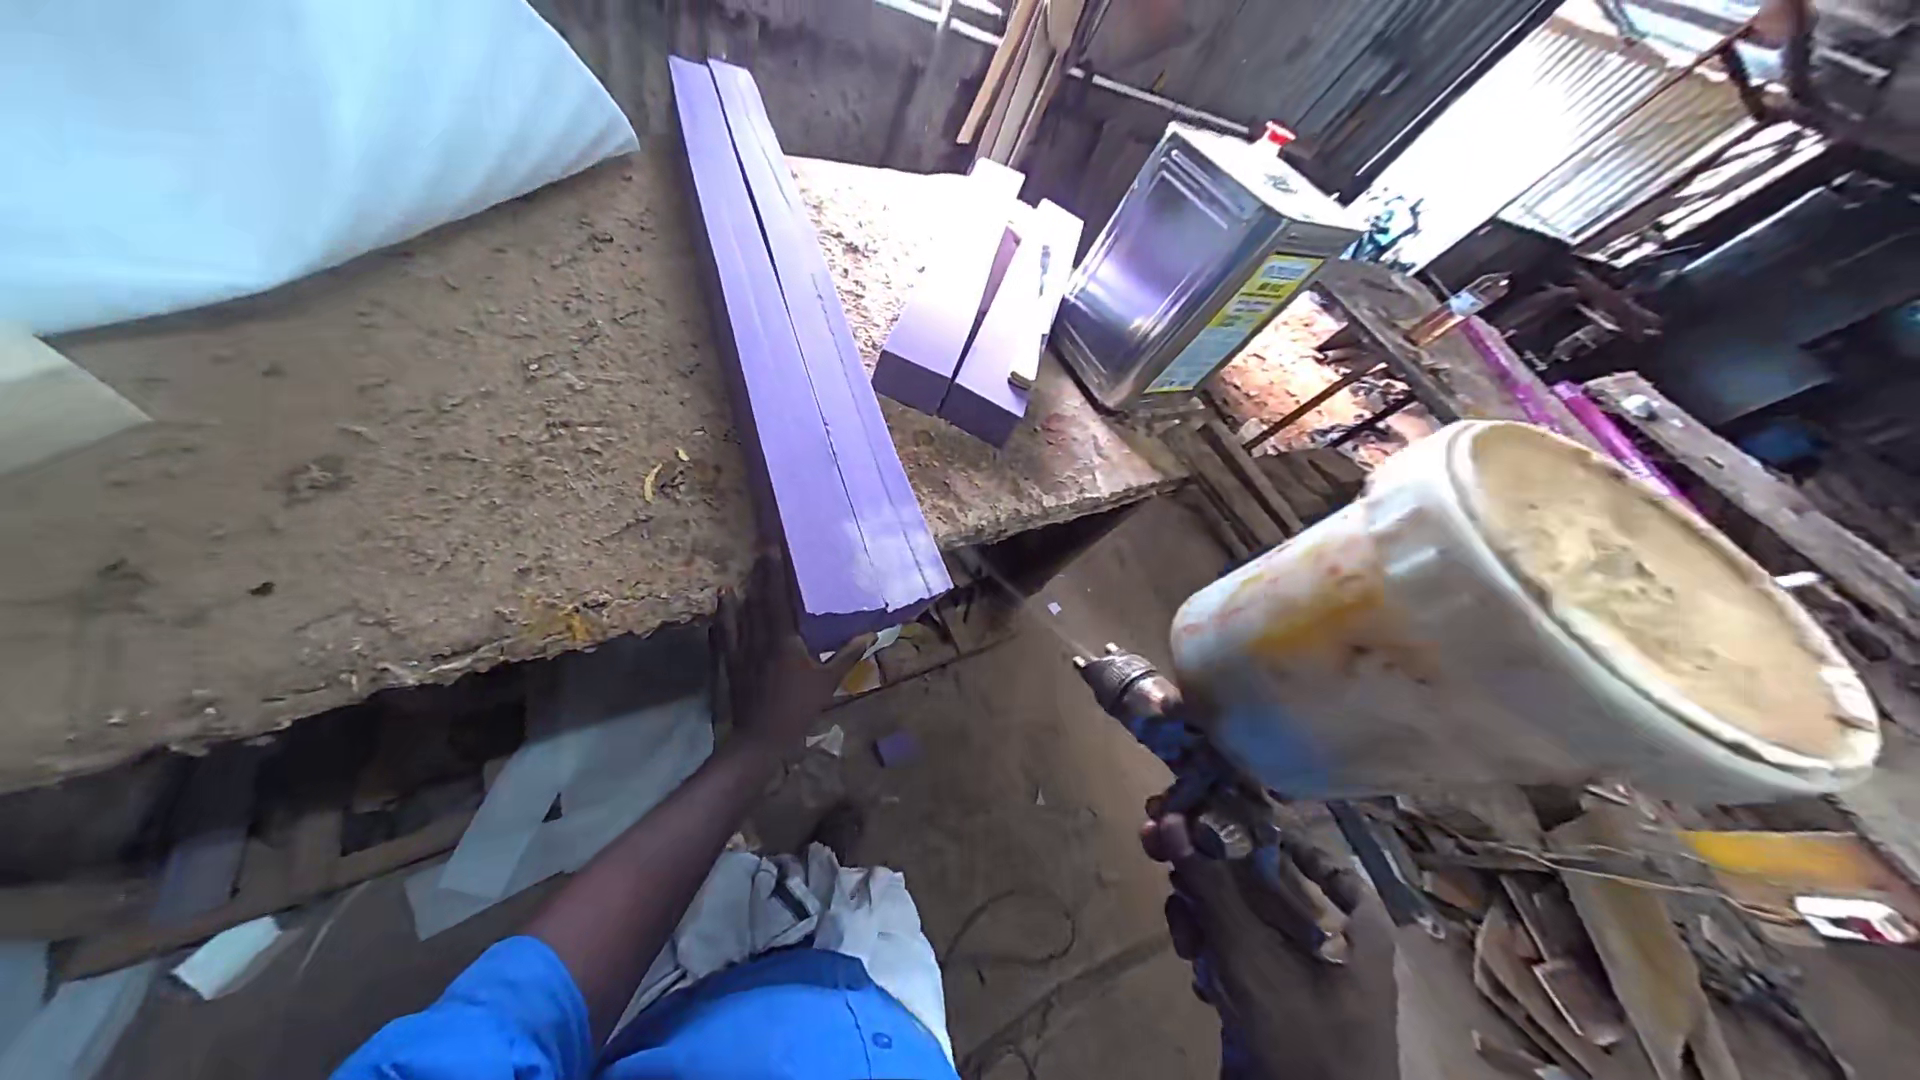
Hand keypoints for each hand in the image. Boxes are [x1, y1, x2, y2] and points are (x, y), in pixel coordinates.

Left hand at [720, 555, 872, 759]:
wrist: (762, 736)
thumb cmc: (799, 707)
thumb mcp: (829, 680)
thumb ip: (848, 654)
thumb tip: (871, 634)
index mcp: (785, 638)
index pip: (779, 598)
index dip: (775, 572)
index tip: (773, 549)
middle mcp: (761, 637)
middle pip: (759, 599)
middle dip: (760, 574)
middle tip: (760, 550)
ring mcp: (743, 649)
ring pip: (742, 612)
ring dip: (744, 590)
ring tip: (744, 570)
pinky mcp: (732, 662)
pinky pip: (726, 633)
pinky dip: (724, 615)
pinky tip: (722, 600)